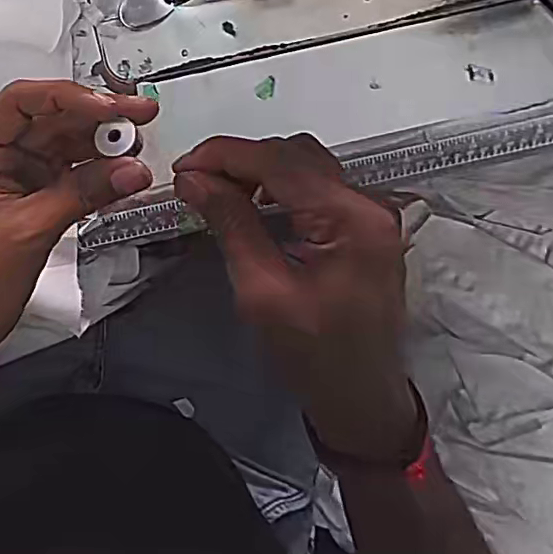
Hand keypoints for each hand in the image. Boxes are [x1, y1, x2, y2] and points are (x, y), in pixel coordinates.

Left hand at [0, 80, 158, 391]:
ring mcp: (16, 175)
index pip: (21, 102)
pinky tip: (122, 168)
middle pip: (49, 118)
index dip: (66, 96)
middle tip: (137, 113)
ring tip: (136, 141)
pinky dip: (98, 168)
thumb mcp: (28, 231)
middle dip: (95, 114)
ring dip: (101, 140)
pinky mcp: (34, 195)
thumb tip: (127, 168)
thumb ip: (82, 193)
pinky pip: (71, 170)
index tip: (105, 105)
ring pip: (64, 142)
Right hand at [173, 134, 416, 462]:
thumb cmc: (317, 356)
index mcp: (353, 218)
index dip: (224, 156)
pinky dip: (273, 184)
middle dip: (237, 160)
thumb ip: (231, 224)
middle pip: (292, 154)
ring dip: (254, 169)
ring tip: (214, 190)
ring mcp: (368, 213)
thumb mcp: (262, 291)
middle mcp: (368, 205)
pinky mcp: (359, 224)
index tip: (184, 168)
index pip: (279, 162)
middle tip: (194, 181)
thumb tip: (196, 180)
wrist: (362, 399)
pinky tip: (247, 201)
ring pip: (301, 163)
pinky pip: (311, 184)